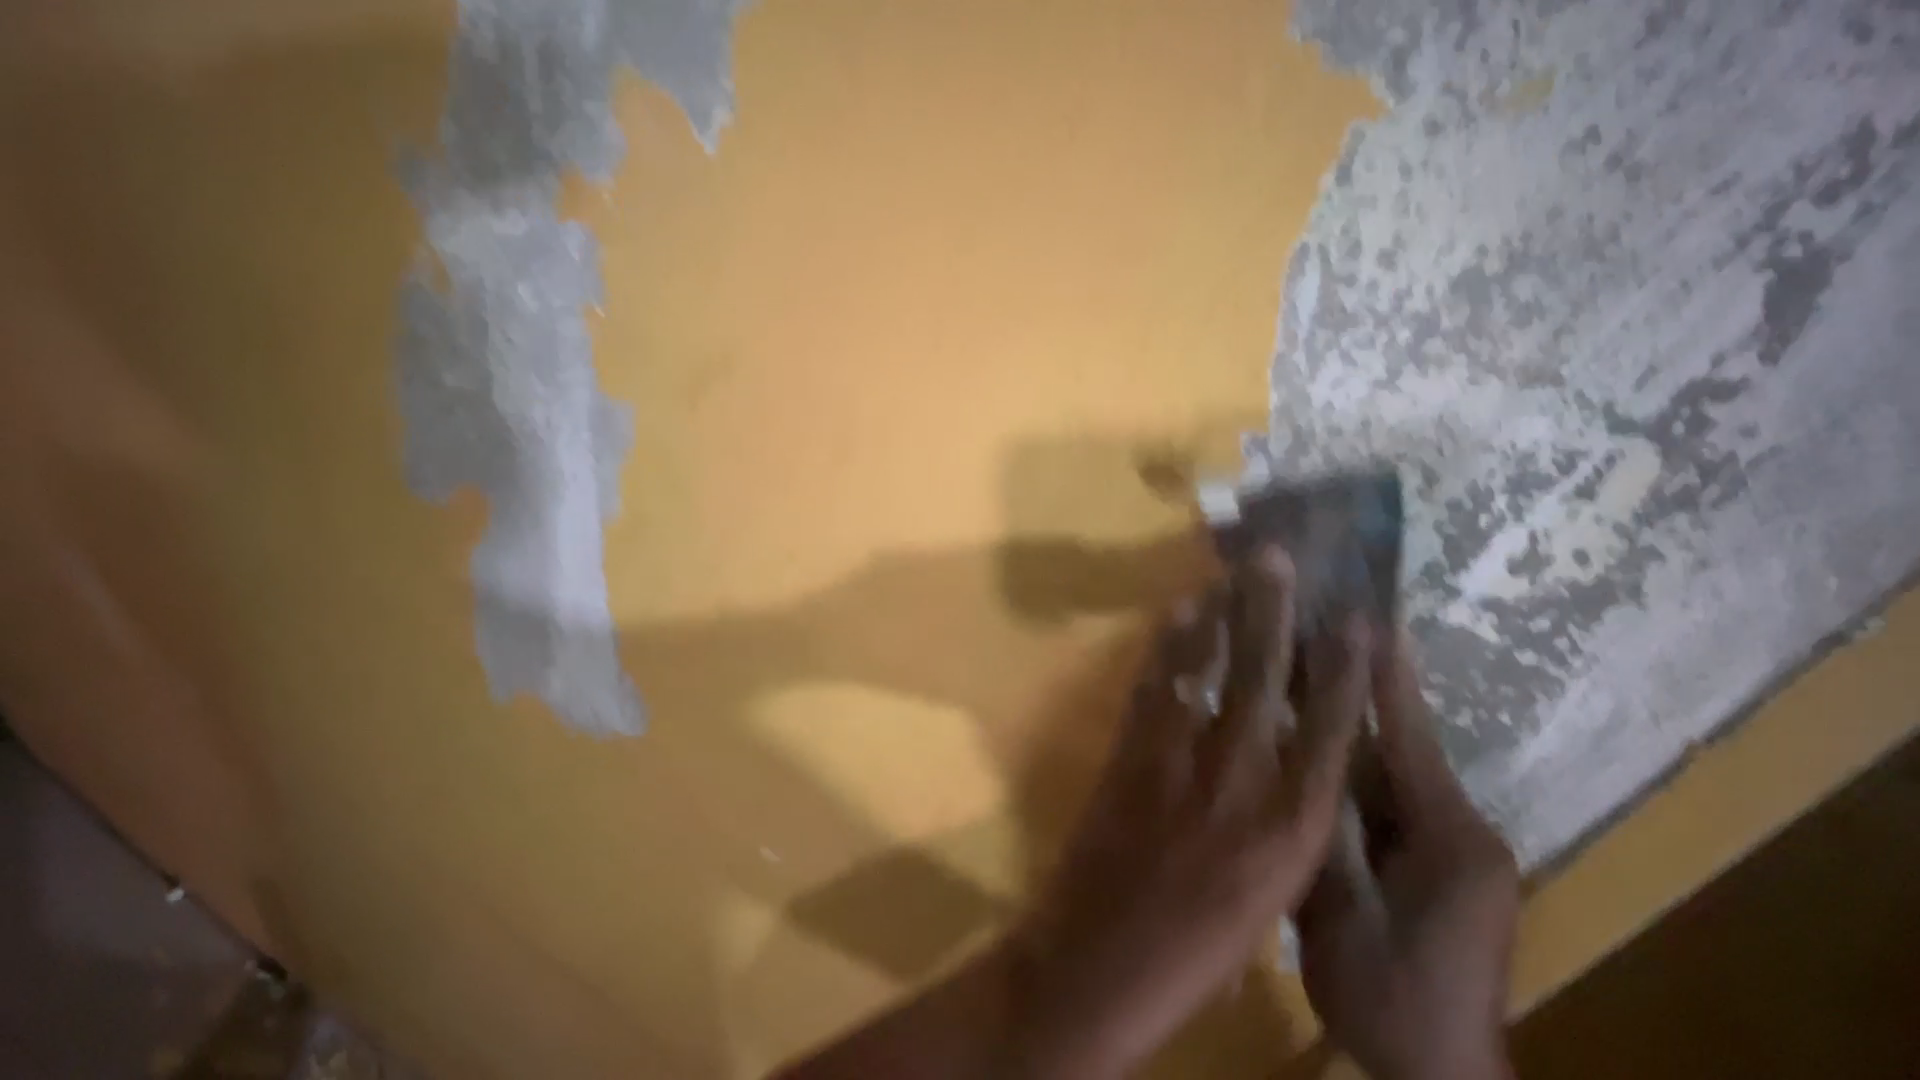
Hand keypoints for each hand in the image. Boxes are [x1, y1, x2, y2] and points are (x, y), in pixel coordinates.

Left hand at [1011, 551, 1373, 1076]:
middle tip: (1279, 559)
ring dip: (1218, 617)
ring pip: (1205, 674)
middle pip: (1264, 681)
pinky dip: (1165, 650)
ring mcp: (1180, 765)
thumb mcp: (1273, 893)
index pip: (1331, 730)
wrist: (1108, 961)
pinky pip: (1153, 690)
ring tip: (1231, 573)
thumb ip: (1284, 823)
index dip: (1344, 668)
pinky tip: (1175, 619)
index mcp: (1295, 828)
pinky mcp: (1130, 759)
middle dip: (1273, 614)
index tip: (1356, 618)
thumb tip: (1284, 758)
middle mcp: (1244, 783)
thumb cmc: (1204, 947)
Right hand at [1297, 634, 1520, 1079]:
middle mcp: (1456, 831)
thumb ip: (1324, 835)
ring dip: (1349, 731)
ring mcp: (1447, 852)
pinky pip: (1385, 808)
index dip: (1383, 679)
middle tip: (1319, 635)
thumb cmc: (1394, 997)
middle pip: (1397, 751)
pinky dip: (1349, 776)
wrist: (1438, 1072)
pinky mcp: (1431, 870)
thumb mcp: (1346, 921)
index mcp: (1448, 837)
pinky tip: (1309, 751)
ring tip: (1306, 677)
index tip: (1366, 616)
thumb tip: (1297, 764)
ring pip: (1388, 778)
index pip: (1407, 740)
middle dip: (1357, 694)